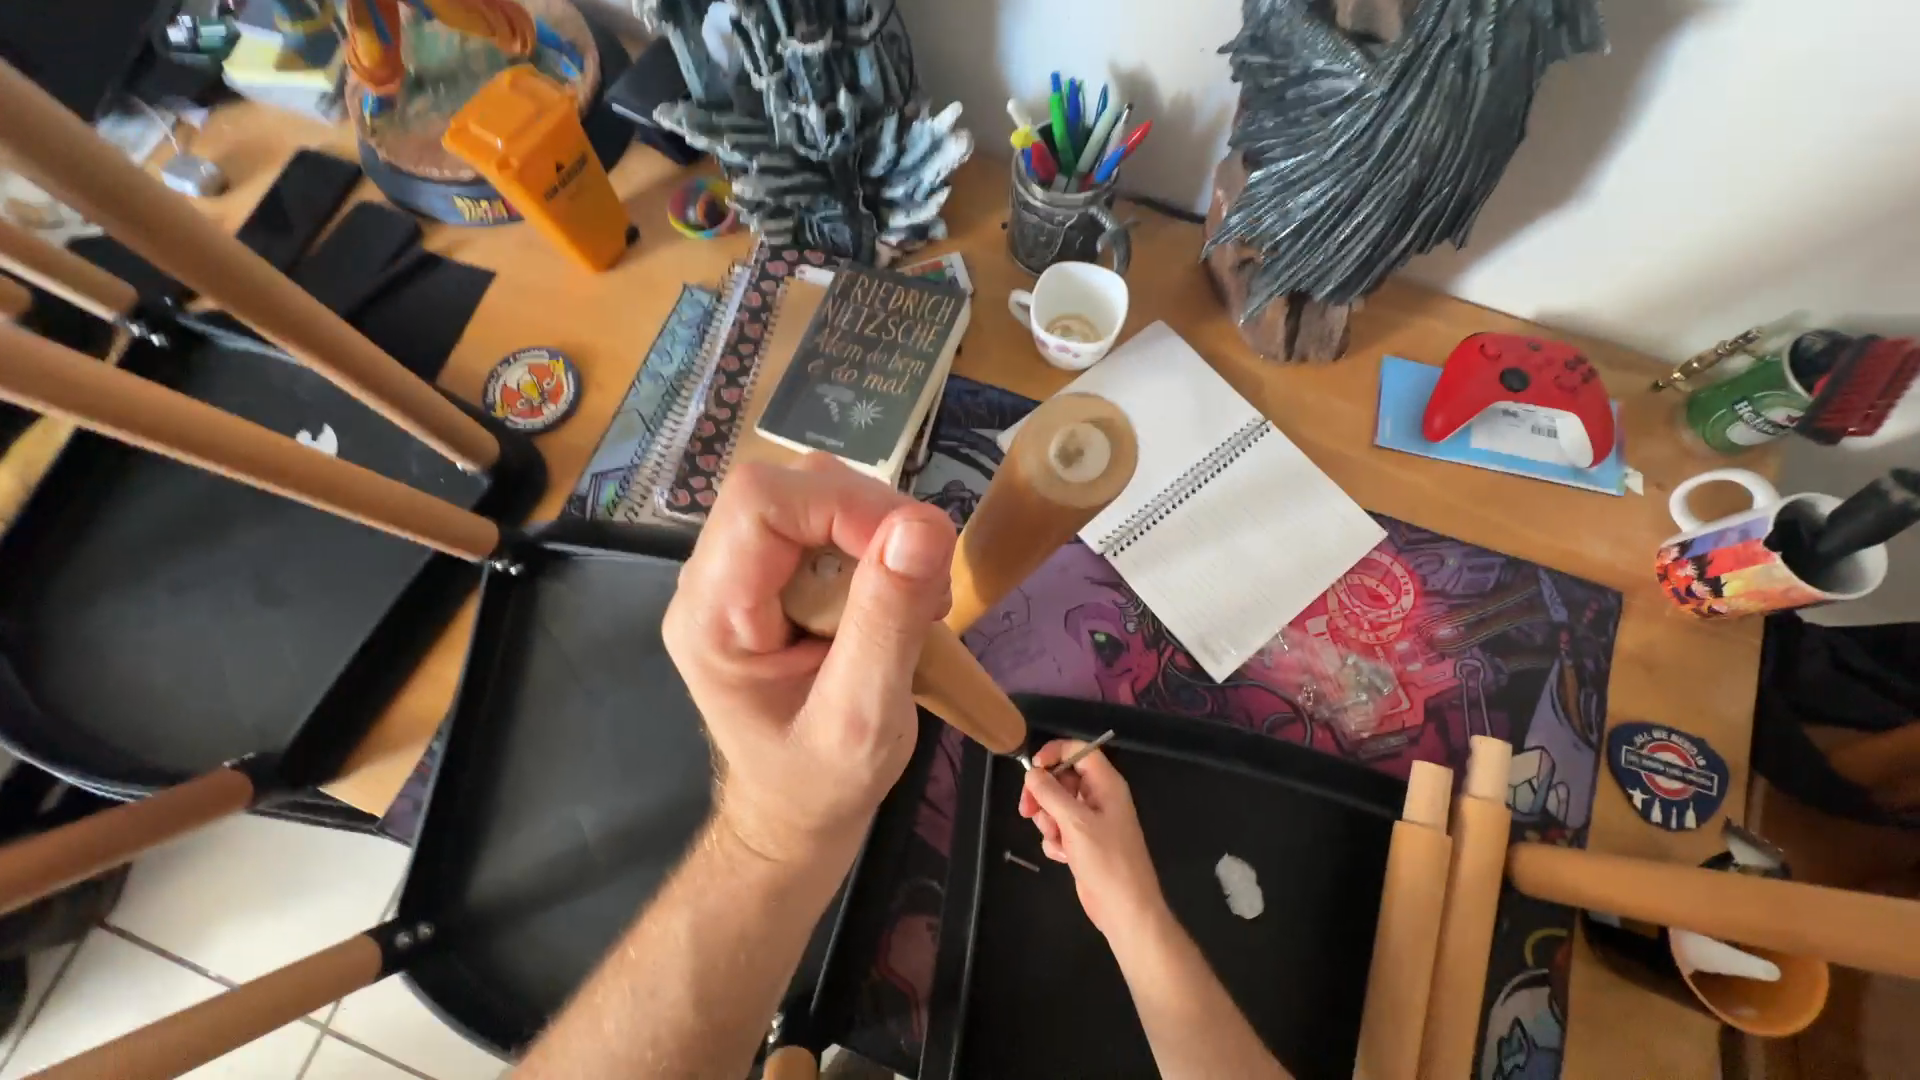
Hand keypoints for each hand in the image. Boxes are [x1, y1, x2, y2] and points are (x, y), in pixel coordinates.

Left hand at [664, 455, 955, 865]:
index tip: (914, 550)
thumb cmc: (822, 782)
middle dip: (873, 519)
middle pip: (791, 488)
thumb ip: (888, 620)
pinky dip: (878, 544)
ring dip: (881, 531)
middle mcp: (713, 579)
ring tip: (915, 599)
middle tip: (925, 585)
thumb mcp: (864, 717)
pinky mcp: (772, 576)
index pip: (762, 503)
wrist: (795, 810)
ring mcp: (741, 574)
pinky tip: (898, 596)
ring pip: (814, 495)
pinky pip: (827, 523)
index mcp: (712, 616)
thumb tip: (924, 524)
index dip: (844, 505)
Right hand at [1019, 740, 1169, 937]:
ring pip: (1057, 805)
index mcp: (1106, 784)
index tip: (1032, 768)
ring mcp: (1092, 822)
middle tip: (1026, 809)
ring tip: (1055, 839)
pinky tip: (1062, 856)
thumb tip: (1032, 772)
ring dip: (1048, 820)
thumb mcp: (1075, 822)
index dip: (1055, 753)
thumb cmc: (1106, 860)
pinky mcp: (1083, 843)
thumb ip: (1050, 793)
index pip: (1079, 751)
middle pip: (1063, 778)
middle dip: (1043, 794)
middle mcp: (1099, 798)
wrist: (1125, 910)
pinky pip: (1059, 829)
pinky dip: (1056, 840)